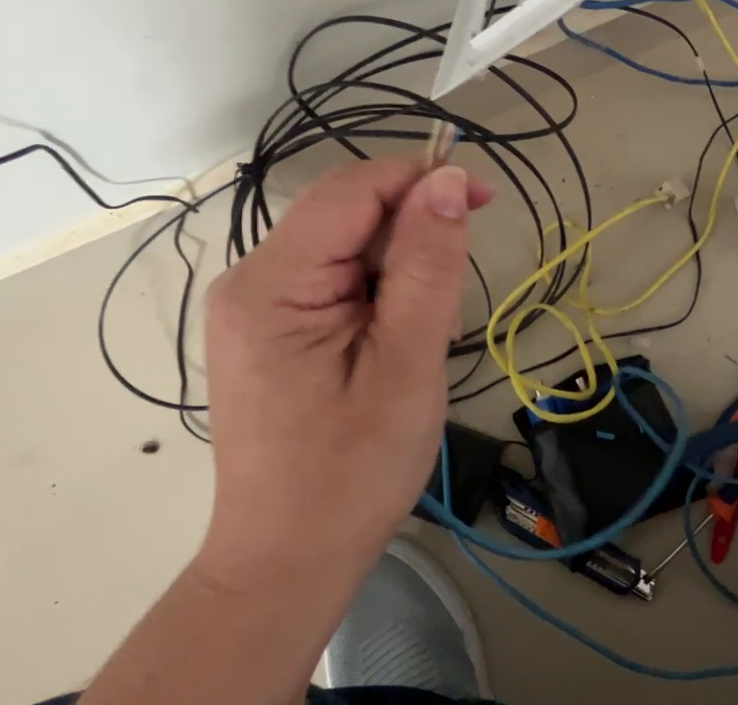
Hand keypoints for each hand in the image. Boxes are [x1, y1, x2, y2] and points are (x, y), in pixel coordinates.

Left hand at [196, 158, 493, 588]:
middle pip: (347, 215)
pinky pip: (337, 279)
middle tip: (449, 306)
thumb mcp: (407, 363)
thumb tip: (450, 179)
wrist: (290, 559)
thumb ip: (429, 265)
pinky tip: (394, 344)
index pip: (352, 191)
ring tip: (420, 340)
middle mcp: (250, 281)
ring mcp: (256, 306)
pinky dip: (381, 294)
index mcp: (271, 286)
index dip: (420, 179)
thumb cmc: (353, 471)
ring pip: (348, 246)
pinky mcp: (271, 328)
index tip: (486, 200)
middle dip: (412, 236)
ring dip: (400, 271)